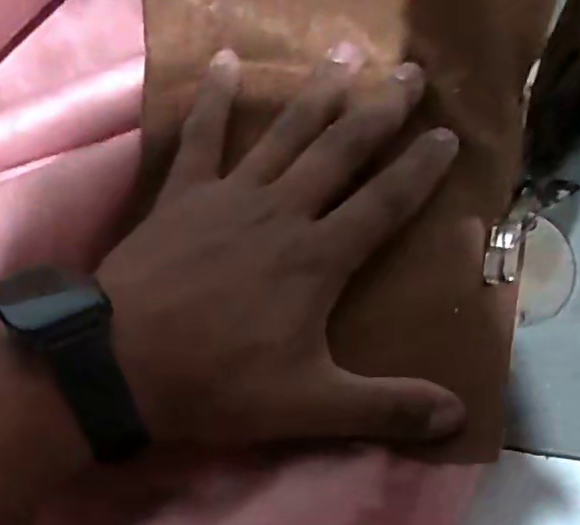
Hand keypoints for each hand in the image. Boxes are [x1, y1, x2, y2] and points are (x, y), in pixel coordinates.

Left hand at [97, 44, 466, 446]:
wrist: (122, 366)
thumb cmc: (222, 386)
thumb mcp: (314, 407)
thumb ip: (386, 408)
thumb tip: (457, 417)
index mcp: (318, 260)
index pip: (384, 203)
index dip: (419, 170)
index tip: (447, 135)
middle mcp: (281, 214)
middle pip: (340, 152)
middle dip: (380, 111)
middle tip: (412, 72)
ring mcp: (228, 199)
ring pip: (283, 135)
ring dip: (317, 94)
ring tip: (345, 53)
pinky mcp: (180, 199)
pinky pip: (201, 137)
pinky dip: (216, 100)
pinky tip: (228, 62)